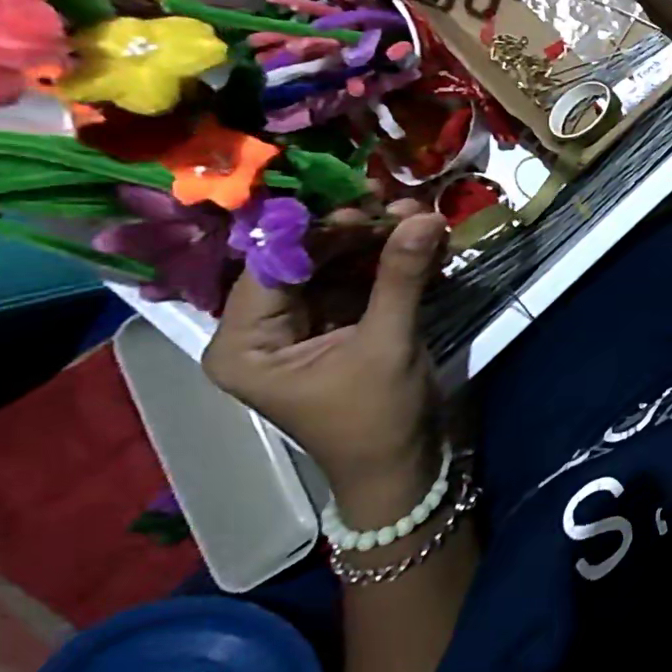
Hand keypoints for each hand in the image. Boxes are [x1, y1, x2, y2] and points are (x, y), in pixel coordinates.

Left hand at [204, 205, 449, 509]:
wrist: (404, 468)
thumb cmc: (376, 418)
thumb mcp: (387, 343)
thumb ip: (400, 277)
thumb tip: (425, 216)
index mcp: (245, 343)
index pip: (273, 265)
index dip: (321, 230)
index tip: (369, 203)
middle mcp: (264, 330)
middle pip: (308, 261)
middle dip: (359, 234)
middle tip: (408, 208)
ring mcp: (304, 327)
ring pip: (338, 268)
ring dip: (382, 245)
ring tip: (425, 221)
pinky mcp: (340, 328)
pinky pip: (360, 284)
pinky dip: (392, 266)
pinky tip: (426, 248)